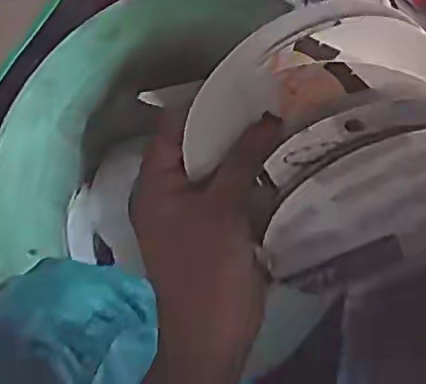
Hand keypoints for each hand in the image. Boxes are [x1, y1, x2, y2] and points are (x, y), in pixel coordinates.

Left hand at [133, 111, 281, 383]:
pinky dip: (242, 174)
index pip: (172, 124)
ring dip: (237, 149)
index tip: (236, 82)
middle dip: (225, 124)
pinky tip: (270, 160)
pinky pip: (223, 189)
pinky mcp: (207, 228)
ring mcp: (186, 211)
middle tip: (261, 98)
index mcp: (155, 181)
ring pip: (211, 166)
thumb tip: (267, 116)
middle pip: (193, 143)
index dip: (201, 100)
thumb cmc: (207, 271)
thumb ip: (243, 158)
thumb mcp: (225, 209)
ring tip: (270, 121)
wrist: (210, 344)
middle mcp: (165, 190)